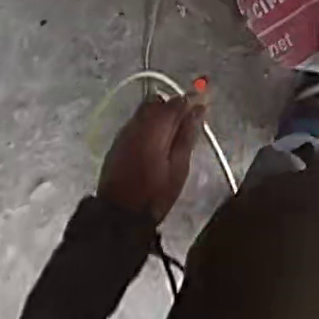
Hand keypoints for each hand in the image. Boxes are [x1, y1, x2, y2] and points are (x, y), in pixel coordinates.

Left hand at [98, 96, 203, 222]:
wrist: (118, 218)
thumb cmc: (155, 194)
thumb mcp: (179, 168)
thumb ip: (187, 135)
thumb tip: (198, 109)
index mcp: (155, 128)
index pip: (176, 102)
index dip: (190, 101)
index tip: (201, 107)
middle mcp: (137, 124)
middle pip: (158, 101)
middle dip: (173, 107)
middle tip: (185, 125)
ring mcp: (124, 133)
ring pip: (145, 110)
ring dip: (159, 115)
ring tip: (170, 136)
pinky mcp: (117, 143)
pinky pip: (135, 123)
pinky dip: (147, 125)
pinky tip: (154, 143)